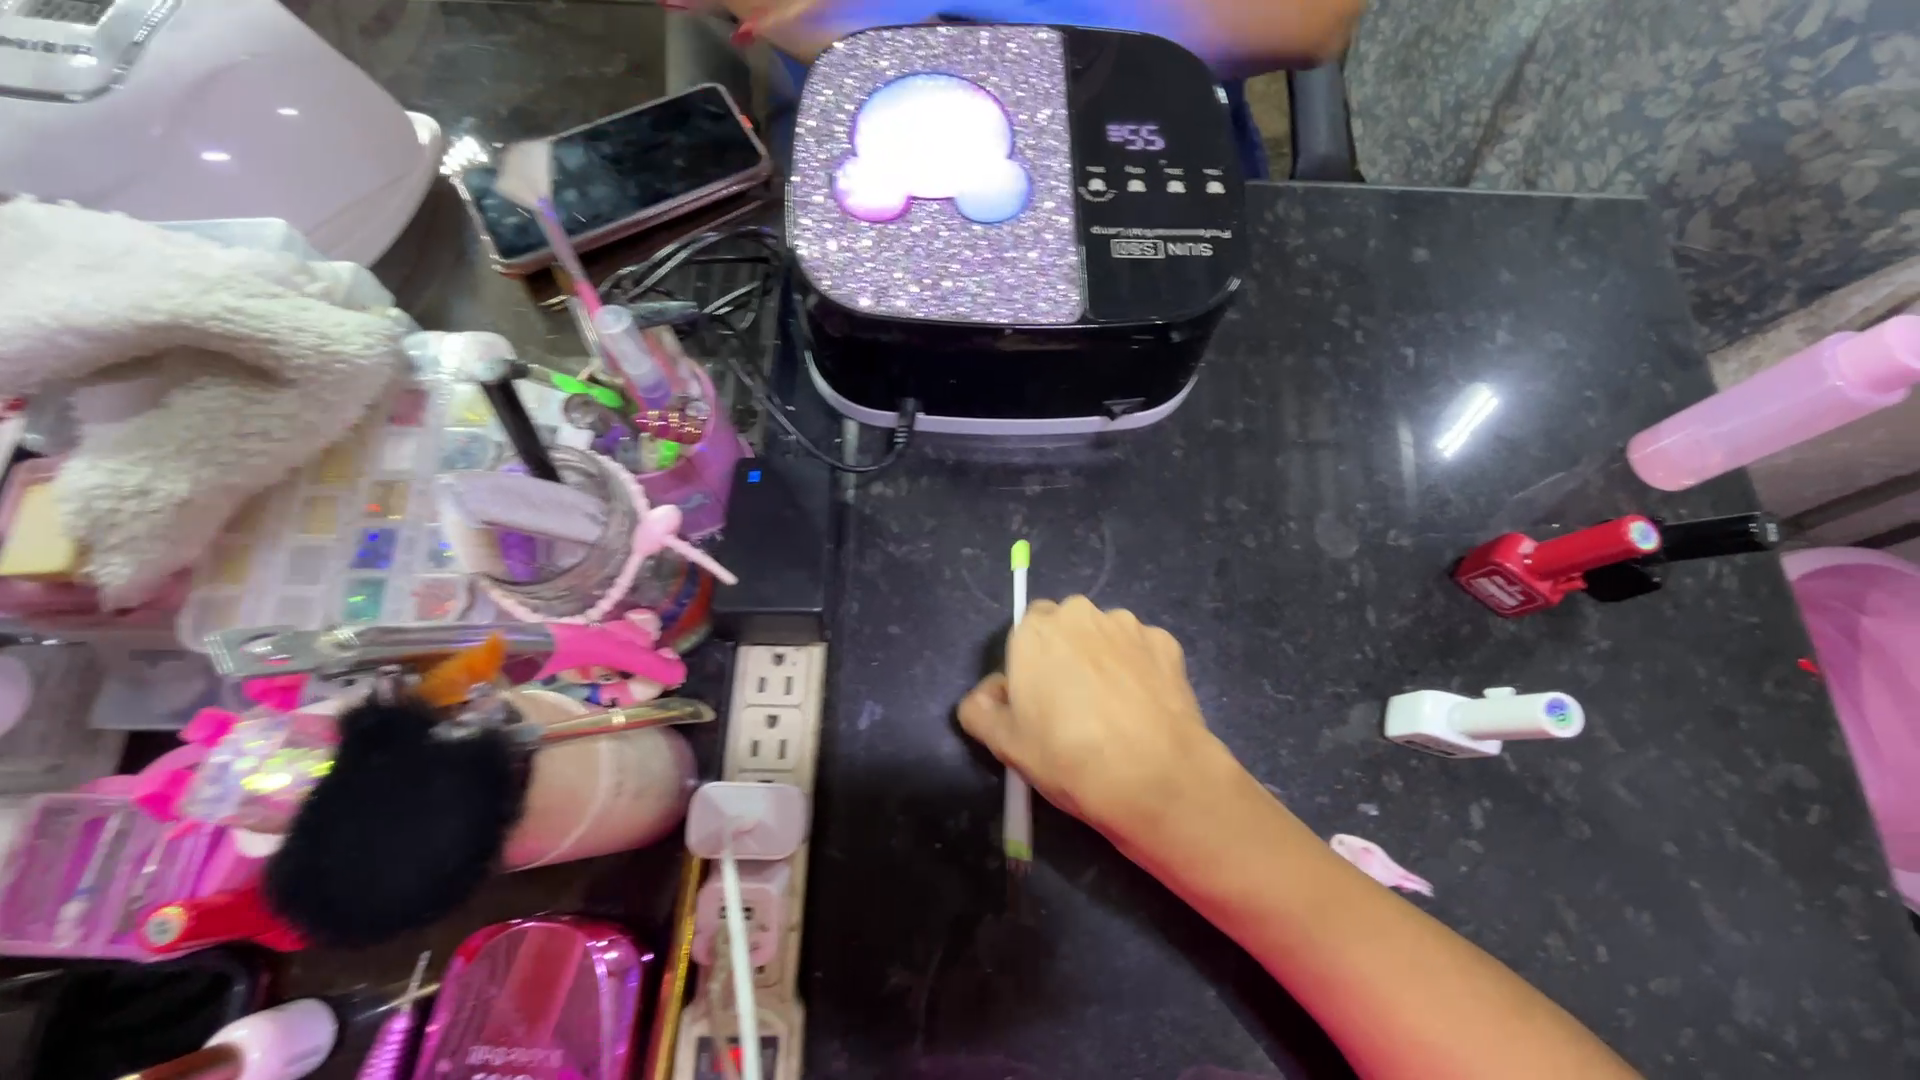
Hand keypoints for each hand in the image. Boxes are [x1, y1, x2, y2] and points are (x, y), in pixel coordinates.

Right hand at [958, 596, 1234, 843]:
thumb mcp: (1005, 745)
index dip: (1029, 664)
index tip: (1036, 700)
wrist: (1155, 776)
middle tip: (1073, 704)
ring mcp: (1127, 626)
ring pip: (1106, 635)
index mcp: (1034, 632)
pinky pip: (1141, 650)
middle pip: (1065, 627)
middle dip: (1066, 653)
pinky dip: (1139, 669)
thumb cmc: (1068, 756)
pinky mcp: (1166, 643)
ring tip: (1114, 709)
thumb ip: (980, 710)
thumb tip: (986, 695)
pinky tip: (1143, 707)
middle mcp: (1079, 615)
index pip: (1023, 631)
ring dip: (1104, 658)